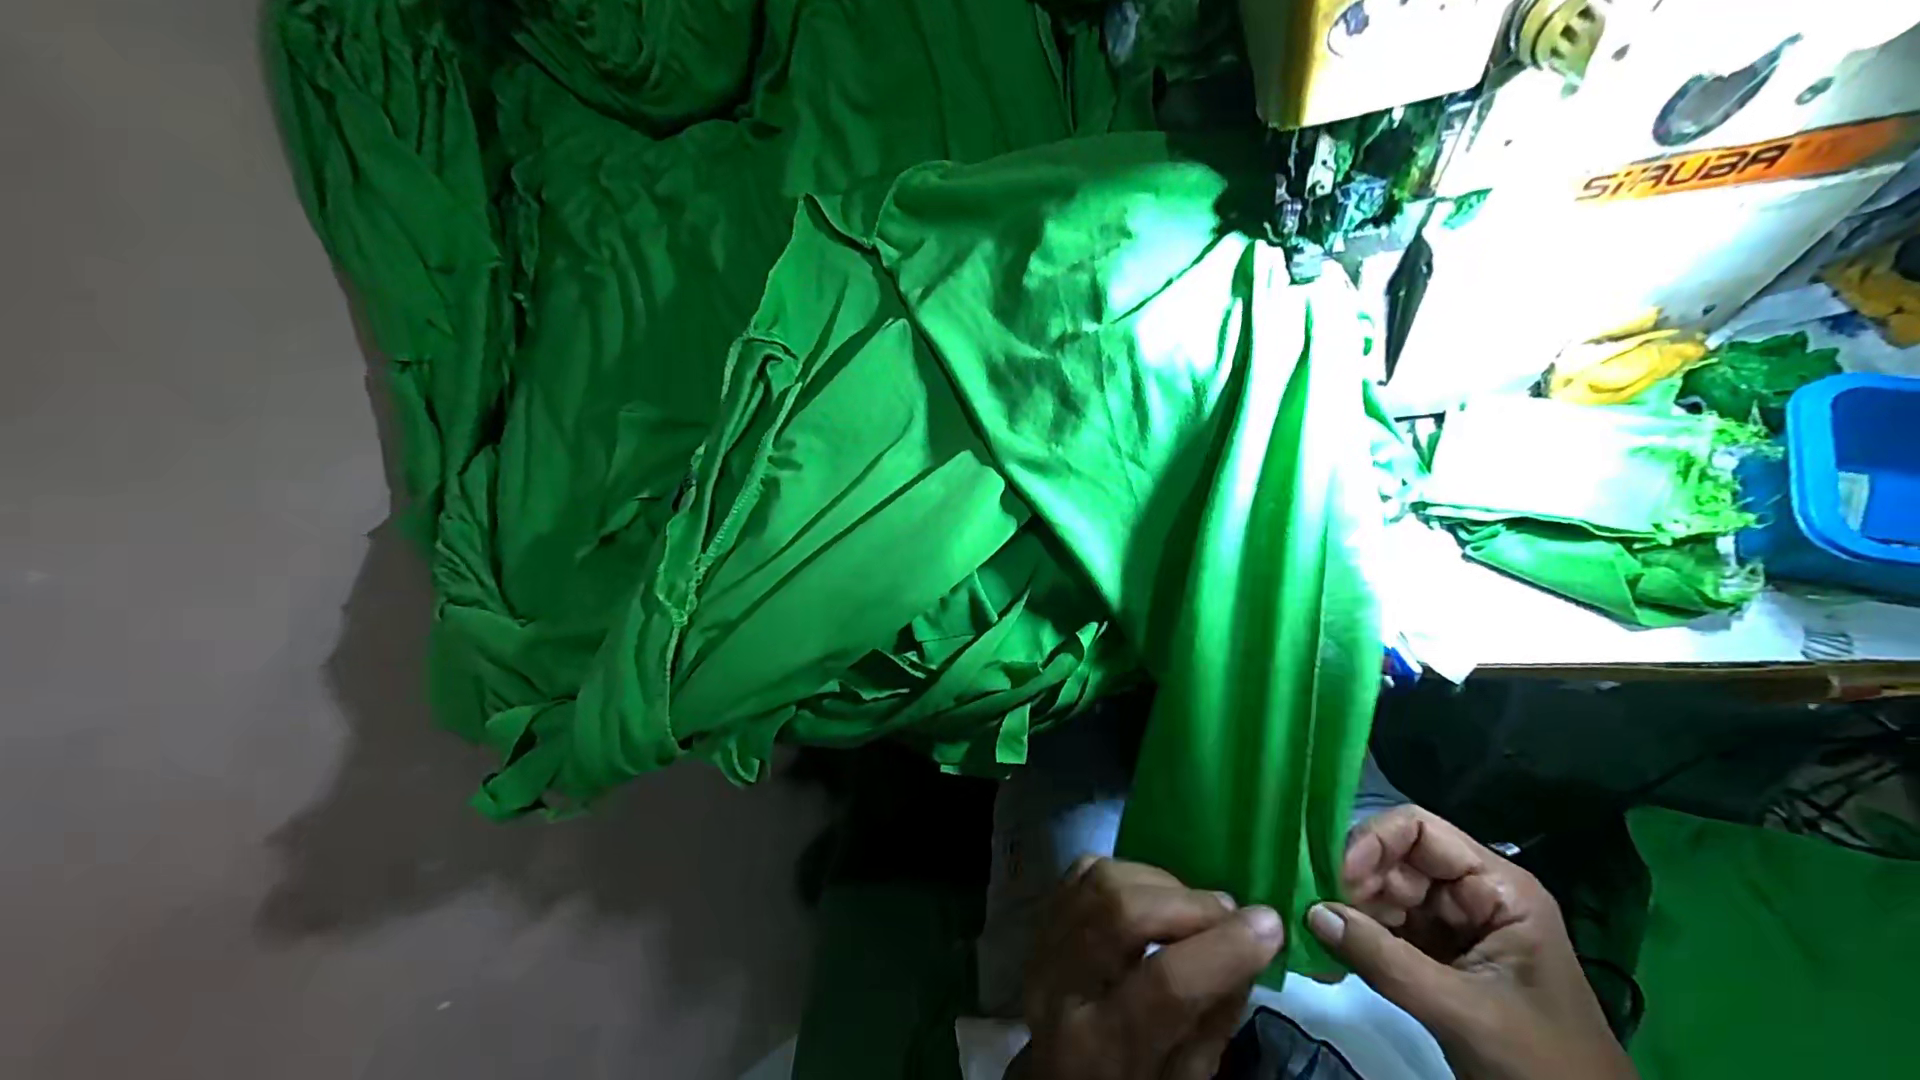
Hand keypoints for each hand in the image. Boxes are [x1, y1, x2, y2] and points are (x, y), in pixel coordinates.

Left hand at [1010, 856, 1285, 1079]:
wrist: (1057, 1074)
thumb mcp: (1185, 1077)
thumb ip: (1215, 1013)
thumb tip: (1249, 940)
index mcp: (1102, 1050)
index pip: (1164, 984)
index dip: (1222, 948)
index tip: (1268, 925)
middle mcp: (1060, 988)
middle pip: (1122, 913)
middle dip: (1188, 903)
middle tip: (1228, 914)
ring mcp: (1042, 944)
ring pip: (1103, 880)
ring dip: (1161, 883)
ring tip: (1193, 907)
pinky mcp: (1040, 916)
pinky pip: (1085, 869)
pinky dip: (1128, 872)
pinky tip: (1153, 895)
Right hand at [1307, 806, 1636, 1079]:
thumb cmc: (1542, 1064)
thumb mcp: (1463, 1012)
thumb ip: (1385, 960)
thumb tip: (1311, 912)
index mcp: (1495, 888)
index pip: (1419, 830)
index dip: (1372, 842)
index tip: (1336, 877)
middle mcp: (1471, 894)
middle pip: (1393, 860)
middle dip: (1352, 884)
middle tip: (1316, 915)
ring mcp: (1452, 925)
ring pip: (1381, 893)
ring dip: (1346, 913)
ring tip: (1315, 940)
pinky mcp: (1436, 956)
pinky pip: (1383, 929)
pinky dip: (1354, 939)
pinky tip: (1328, 956)